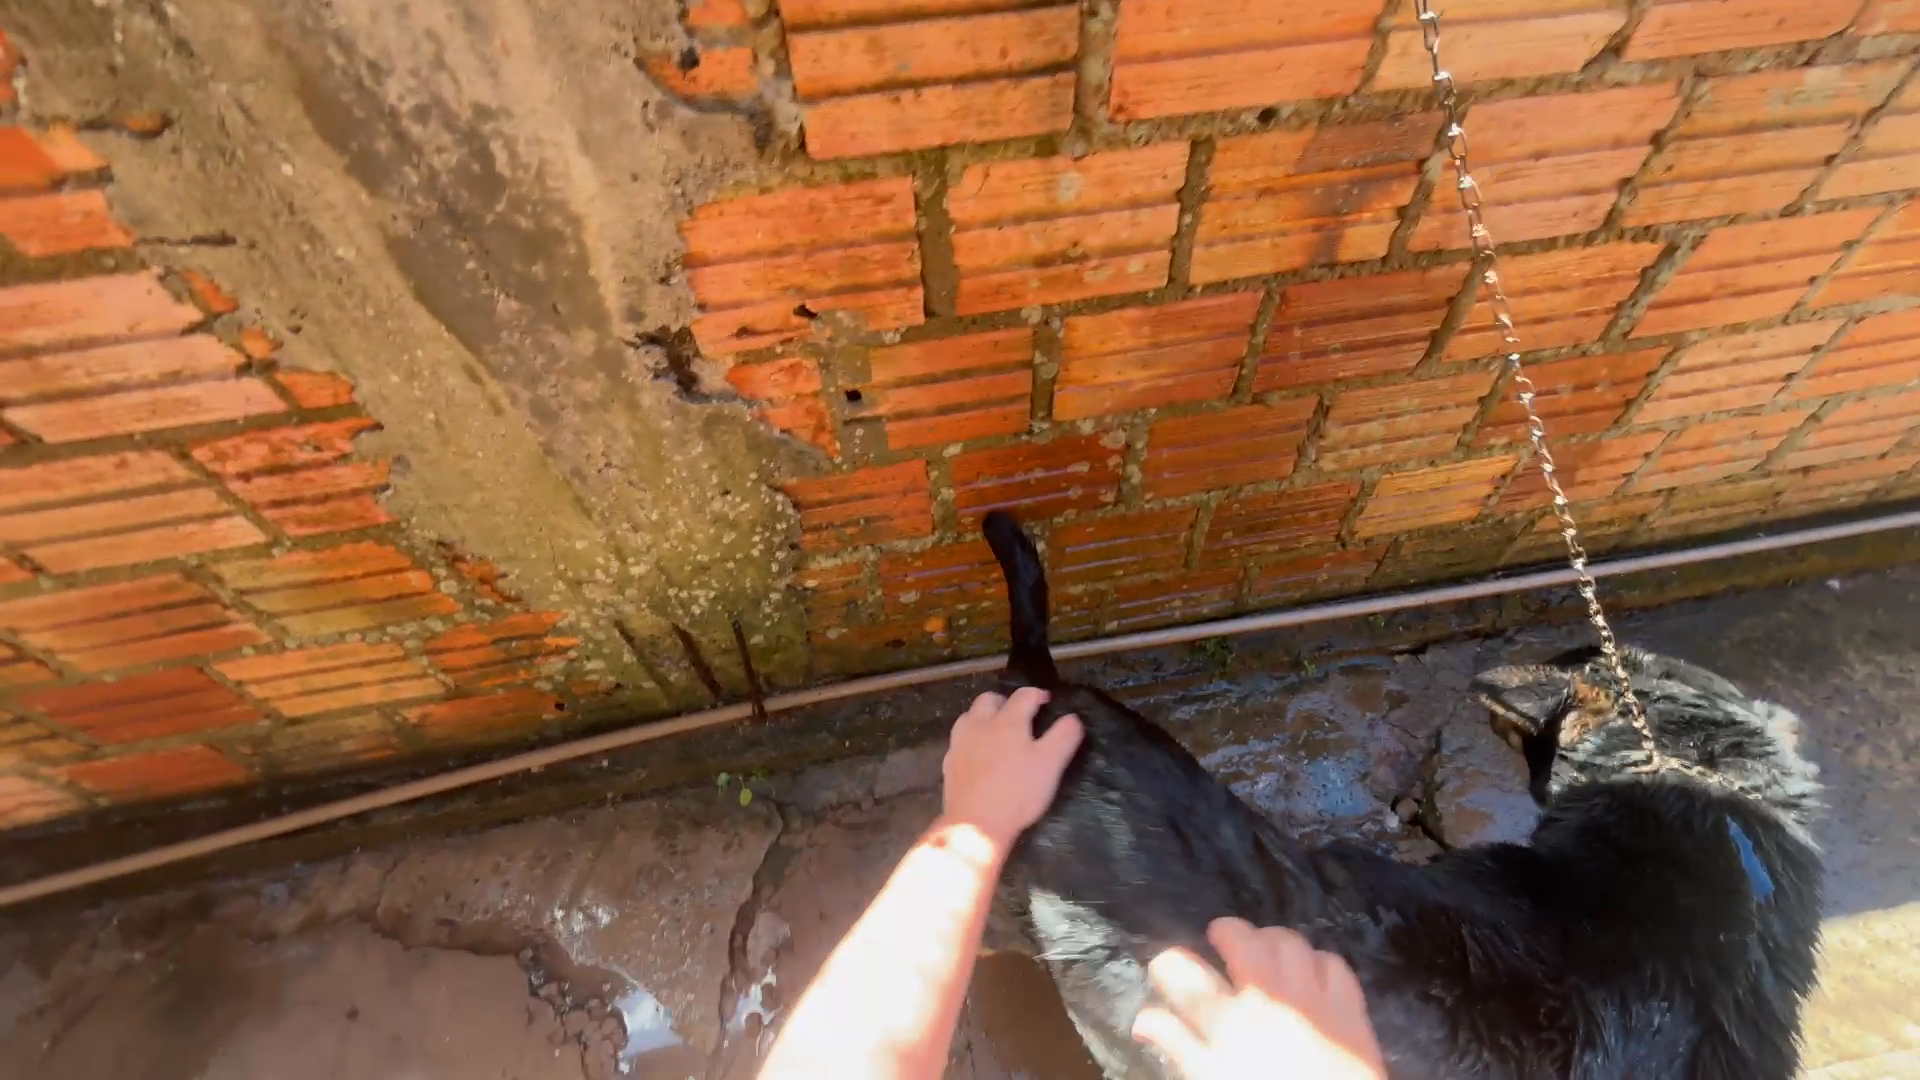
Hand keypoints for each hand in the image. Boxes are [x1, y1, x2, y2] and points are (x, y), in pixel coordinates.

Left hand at [940, 687, 1083, 851]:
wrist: (975, 824)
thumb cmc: (1017, 791)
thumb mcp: (1050, 764)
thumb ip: (1063, 737)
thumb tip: (1073, 717)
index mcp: (1007, 721)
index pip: (1024, 695)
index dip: (1037, 694)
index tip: (1047, 699)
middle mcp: (980, 724)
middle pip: (989, 699)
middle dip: (1005, 701)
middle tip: (1019, 714)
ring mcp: (960, 742)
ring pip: (970, 716)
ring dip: (984, 716)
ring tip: (996, 730)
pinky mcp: (949, 762)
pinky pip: (960, 739)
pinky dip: (971, 738)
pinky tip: (978, 754)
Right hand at [1134, 918, 1385, 1079]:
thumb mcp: (1213, 1079)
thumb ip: (1179, 1046)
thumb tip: (1141, 1020)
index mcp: (1228, 1021)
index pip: (1183, 971)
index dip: (1167, 963)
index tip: (1164, 966)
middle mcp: (1265, 997)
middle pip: (1242, 938)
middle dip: (1227, 931)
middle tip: (1222, 943)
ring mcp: (1310, 999)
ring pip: (1286, 941)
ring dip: (1270, 941)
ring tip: (1264, 955)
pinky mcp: (1348, 1009)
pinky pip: (1332, 963)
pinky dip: (1317, 962)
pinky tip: (1308, 976)